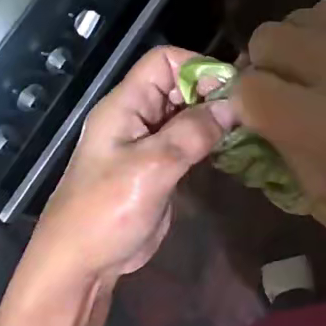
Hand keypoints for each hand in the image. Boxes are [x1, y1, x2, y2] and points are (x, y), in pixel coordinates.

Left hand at [28, 46, 235, 282]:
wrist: (81, 264)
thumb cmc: (106, 210)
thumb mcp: (152, 167)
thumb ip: (191, 133)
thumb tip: (232, 105)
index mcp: (125, 105)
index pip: (163, 61)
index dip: (197, 66)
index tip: (230, 90)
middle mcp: (136, 116)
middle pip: (178, 84)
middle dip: (211, 92)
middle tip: (245, 113)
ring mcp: (146, 142)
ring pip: (186, 113)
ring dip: (213, 117)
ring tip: (244, 129)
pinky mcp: (157, 167)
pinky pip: (187, 140)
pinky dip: (208, 139)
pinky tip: (231, 148)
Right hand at [232, 0, 325, 238]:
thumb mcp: (325, 188)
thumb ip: (275, 141)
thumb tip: (240, 102)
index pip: (252, 89)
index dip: (247, 101)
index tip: (260, 111)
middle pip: (267, 38)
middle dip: (264, 64)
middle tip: (284, 86)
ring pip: (296, 17)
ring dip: (295, 45)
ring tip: (316, 70)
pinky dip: (325, 32)